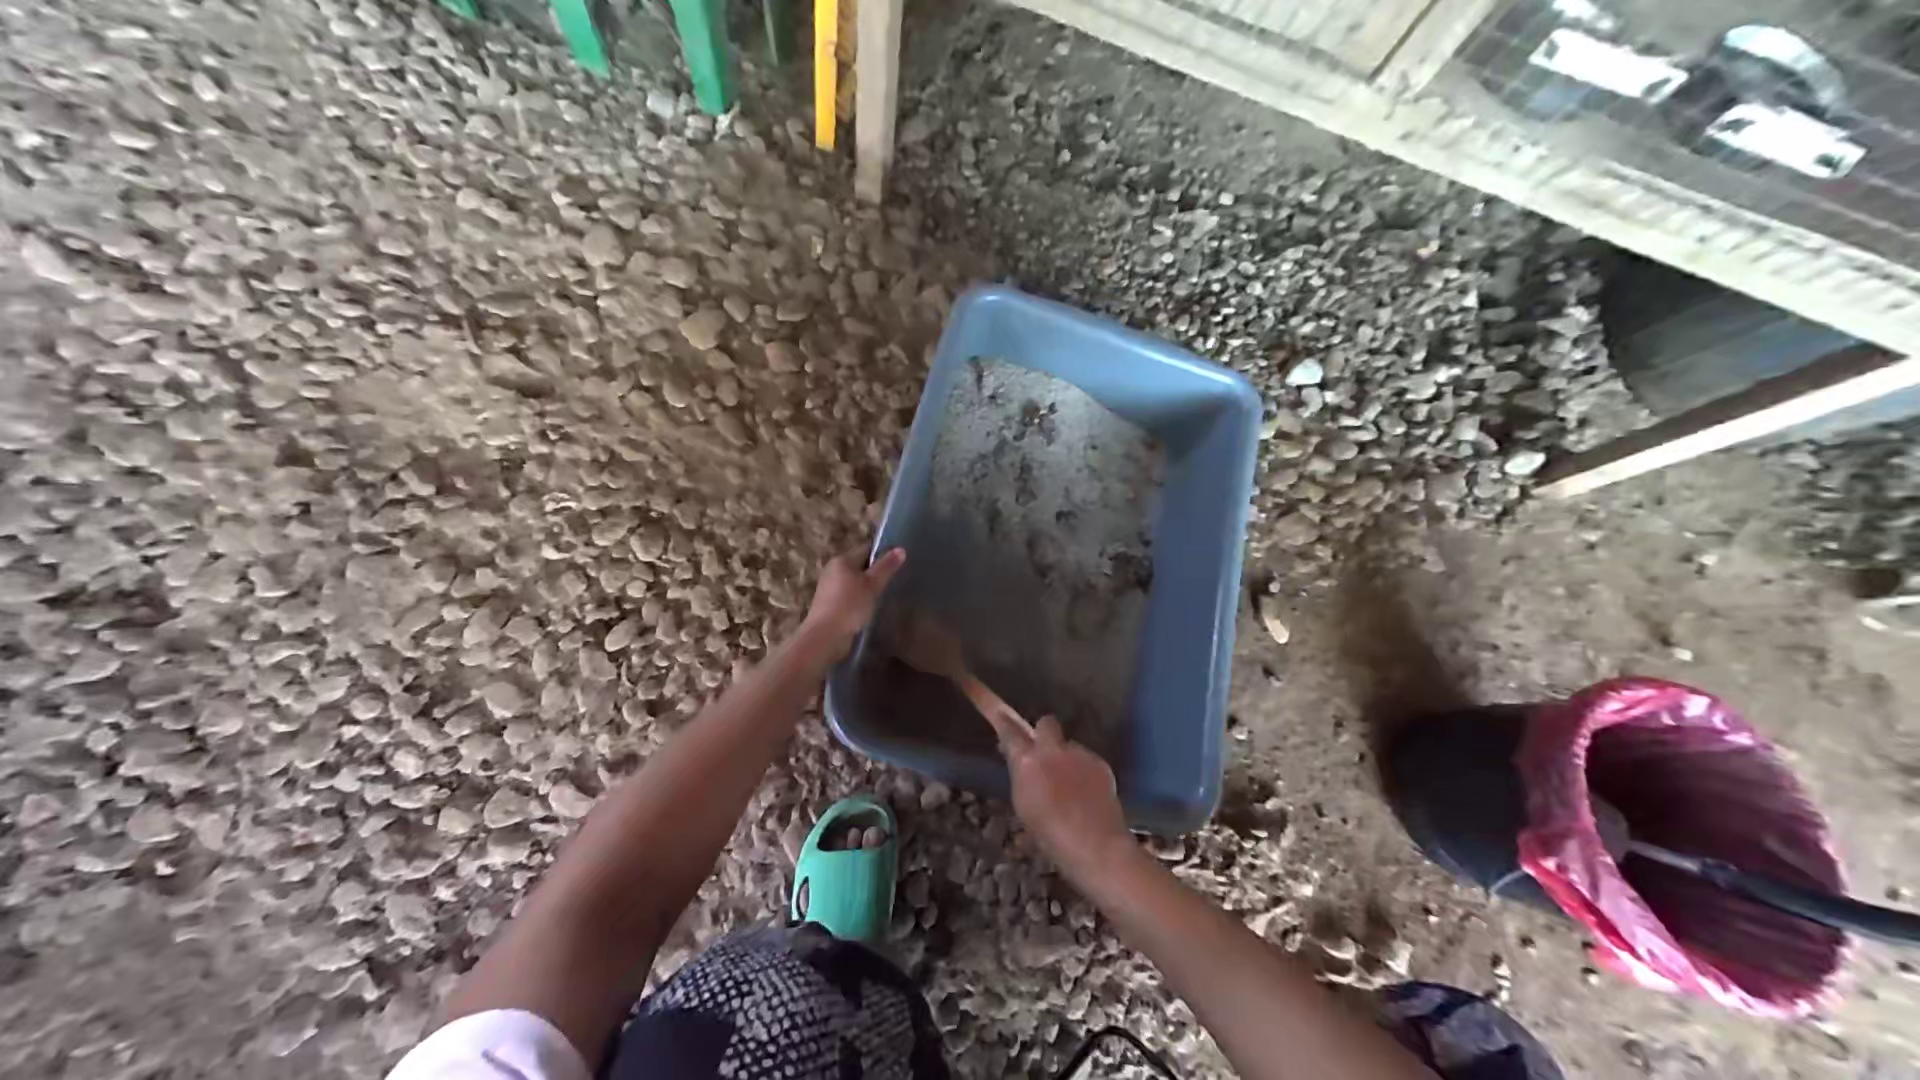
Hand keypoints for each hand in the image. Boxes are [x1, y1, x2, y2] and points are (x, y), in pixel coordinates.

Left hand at [802, 545, 905, 656]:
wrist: (825, 636)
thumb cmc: (850, 605)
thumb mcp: (872, 585)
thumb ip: (886, 567)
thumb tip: (901, 549)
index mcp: (841, 561)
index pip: (865, 550)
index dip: (882, 554)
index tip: (898, 562)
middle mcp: (832, 570)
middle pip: (859, 566)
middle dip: (875, 572)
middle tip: (894, 580)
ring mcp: (828, 588)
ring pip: (853, 582)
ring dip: (867, 588)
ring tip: (884, 595)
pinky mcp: (828, 605)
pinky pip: (848, 596)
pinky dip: (859, 599)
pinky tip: (869, 609)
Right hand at [1004, 716, 1131, 877]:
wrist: (1096, 846)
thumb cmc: (1050, 835)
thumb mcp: (1023, 806)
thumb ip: (1020, 776)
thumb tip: (1017, 760)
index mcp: (1027, 762)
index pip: (1010, 731)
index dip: (1003, 721)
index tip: (999, 713)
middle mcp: (1053, 750)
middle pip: (1046, 722)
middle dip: (1044, 732)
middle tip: (1044, 753)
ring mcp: (1079, 754)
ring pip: (1069, 744)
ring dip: (1066, 757)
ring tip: (1070, 785)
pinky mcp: (1100, 763)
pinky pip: (1086, 759)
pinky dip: (1083, 771)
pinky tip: (1086, 794)